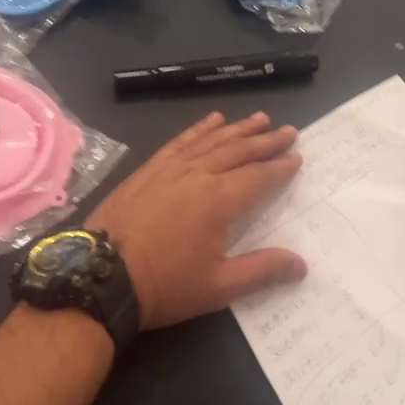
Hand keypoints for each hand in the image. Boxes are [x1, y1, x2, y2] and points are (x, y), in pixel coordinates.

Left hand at [86, 111, 307, 328]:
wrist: (103, 274)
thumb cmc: (165, 285)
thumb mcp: (219, 287)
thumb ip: (262, 271)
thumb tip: (302, 265)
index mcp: (220, 200)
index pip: (258, 177)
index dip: (280, 167)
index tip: (297, 156)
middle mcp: (199, 174)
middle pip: (239, 151)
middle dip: (266, 141)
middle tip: (288, 131)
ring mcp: (171, 167)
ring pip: (212, 140)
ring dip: (238, 128)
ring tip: (259, 118)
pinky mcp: (150, 167)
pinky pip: (182, 140)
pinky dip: (200, 129)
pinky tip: (212, 120)